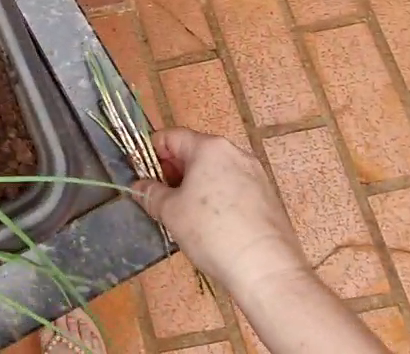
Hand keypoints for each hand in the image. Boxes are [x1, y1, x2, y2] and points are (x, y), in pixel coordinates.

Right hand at [131, 127, 306, 298]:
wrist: (268, 272)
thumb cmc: (213, 232)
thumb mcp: (170, 211)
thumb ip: (150, 192)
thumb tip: (139, 186)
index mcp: (209, 147)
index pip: (170, 137)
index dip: (152, 155)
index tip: (145, 179)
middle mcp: (235, 152)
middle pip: (194, 153)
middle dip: (175, 173)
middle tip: (164, 200)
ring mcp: (256, 175)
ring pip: (215, 172)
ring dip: (196, 187)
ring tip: (189, 217)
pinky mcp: (269, 198)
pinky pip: (234, 189)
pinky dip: (219, 200)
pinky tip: (215, 227)